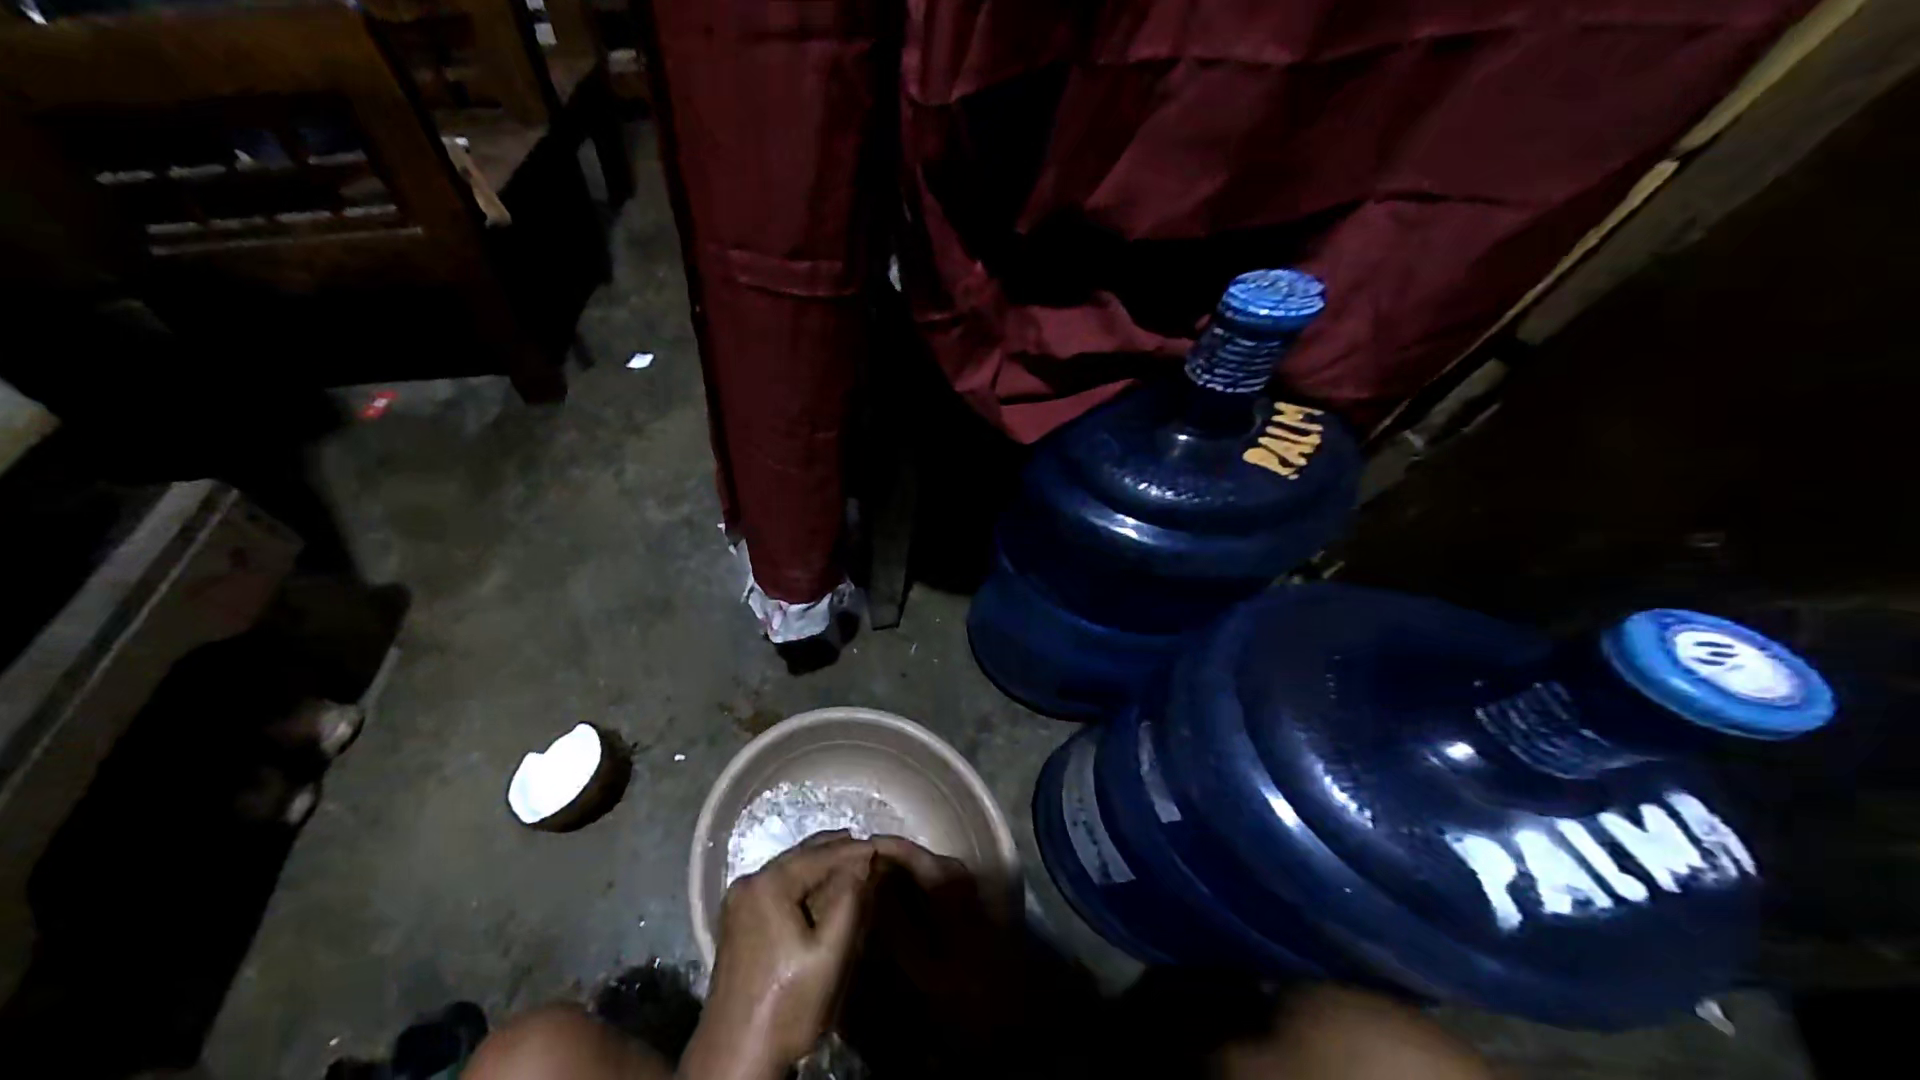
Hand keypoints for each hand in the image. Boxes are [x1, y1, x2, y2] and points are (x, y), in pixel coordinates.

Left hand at [680, 831, 877, 1079]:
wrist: (736, 1055)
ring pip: (790, 868)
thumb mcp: (830, 953)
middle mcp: (749, 882)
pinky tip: (824, 887)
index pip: (820, 854)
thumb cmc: (788, 1005)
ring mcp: (739, 900)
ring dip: (821, 864)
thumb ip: (850, 900)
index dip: (854, 850)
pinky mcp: (738, 919)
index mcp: (768, 884)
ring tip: (854, 863)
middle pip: (801, 856)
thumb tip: (865, 858)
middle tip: (870, 850)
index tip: (882, 848)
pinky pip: (778, 885)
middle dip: (837, 850)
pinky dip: (804, 880)